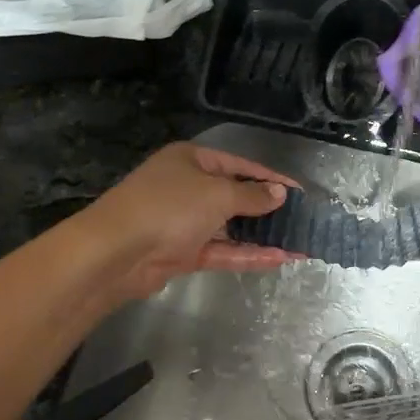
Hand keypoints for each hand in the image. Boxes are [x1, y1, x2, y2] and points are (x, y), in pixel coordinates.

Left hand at [82, 143, 297, 301]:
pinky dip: (248, 254)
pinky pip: (222, 250)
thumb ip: (251, 196)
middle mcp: (188, 187)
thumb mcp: (217, 194)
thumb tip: (280, 194)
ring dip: (263, 236)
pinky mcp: (182, 252)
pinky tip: (279, 259)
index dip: (271, 178)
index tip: (300, 193)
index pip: (241, 165)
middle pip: (235, 196)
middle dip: (269, 210)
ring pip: (231, 227)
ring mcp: (184, 222)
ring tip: (300, 244)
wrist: (115, 252)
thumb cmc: (168, 207)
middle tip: (304, 221)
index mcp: (192, 160)